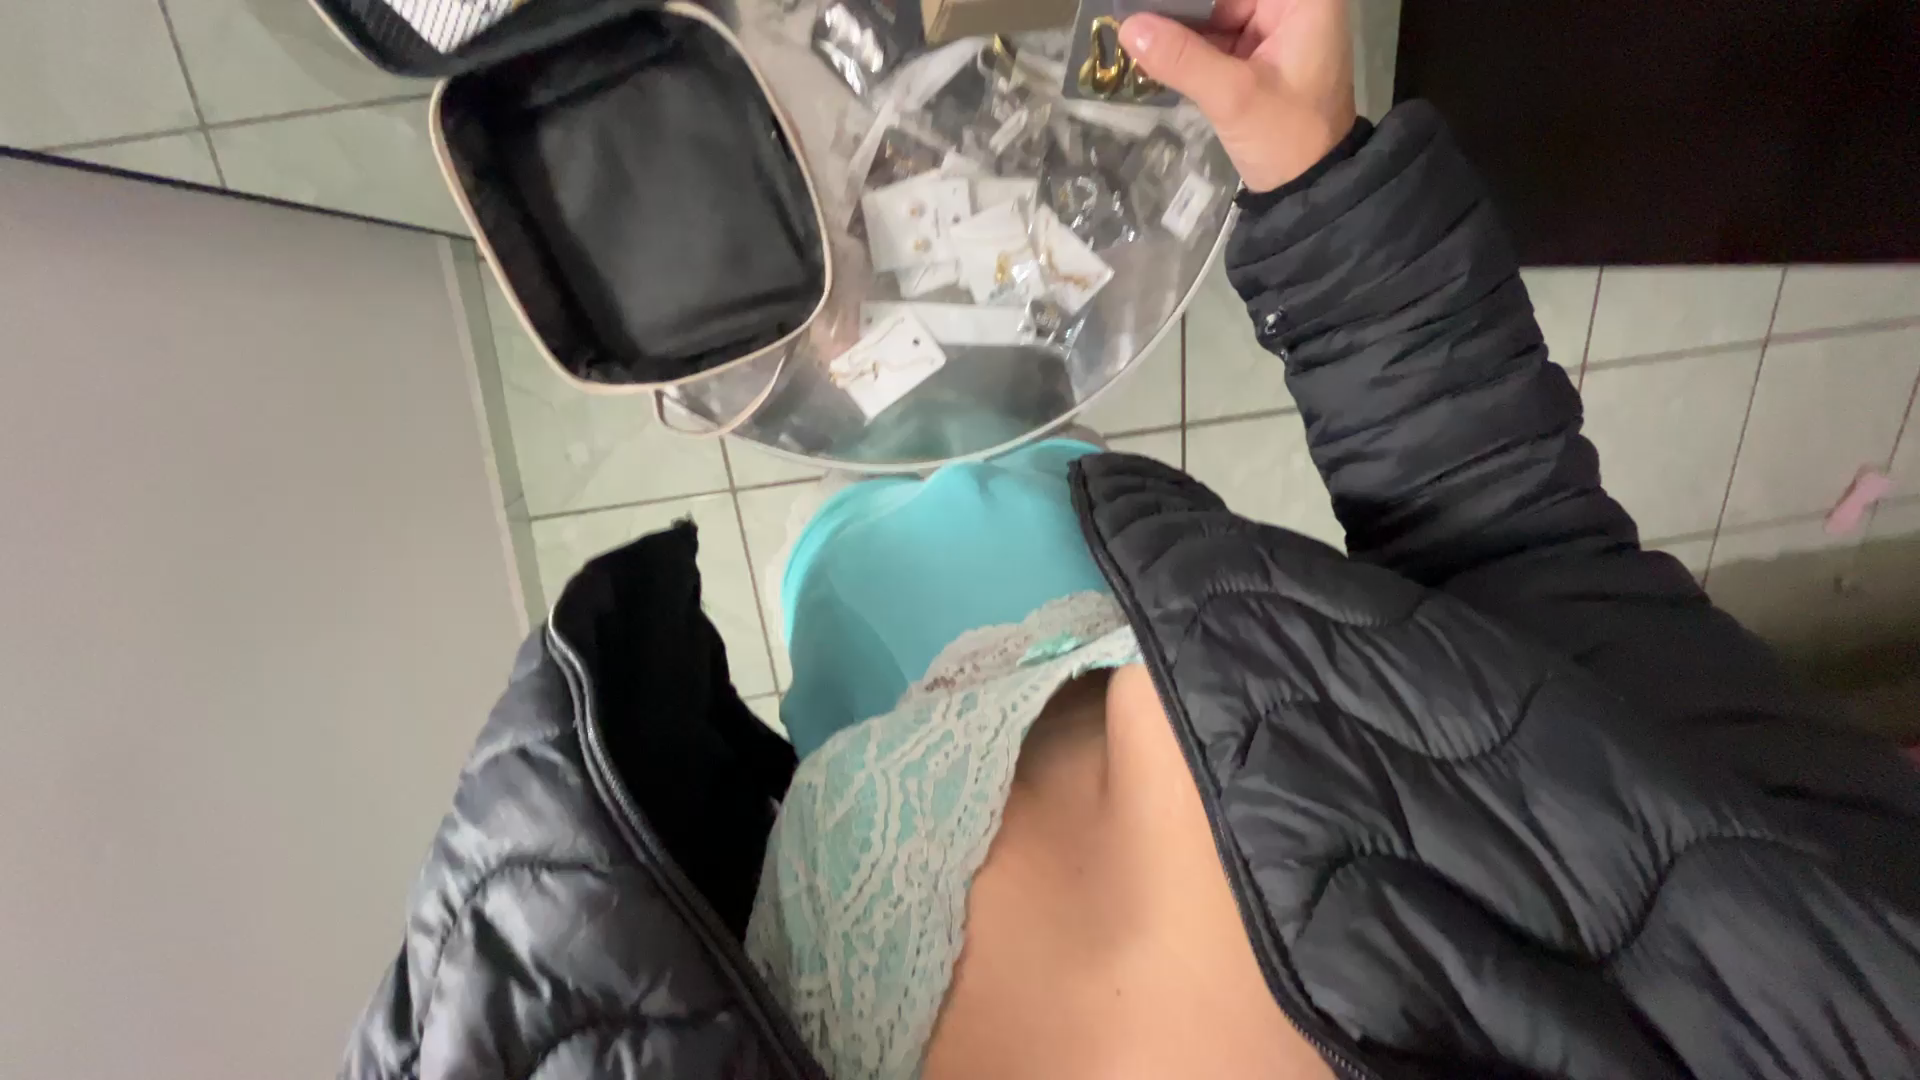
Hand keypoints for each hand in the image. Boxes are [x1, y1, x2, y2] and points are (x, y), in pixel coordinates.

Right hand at [1121, 0, 1356, 192]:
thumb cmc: (1285, 137)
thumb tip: (1128, 27)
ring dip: (1179, 28)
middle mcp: (1291, 4)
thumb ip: (1182, 59)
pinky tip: (1153, 52)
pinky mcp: (1258, 59)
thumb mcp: (1232, 96)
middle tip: (1131, 14)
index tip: (1147, 4)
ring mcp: (1274, 32)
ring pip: (1215, 15)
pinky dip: (1188, 50)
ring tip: (1134, 30)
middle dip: (1181, 8)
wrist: (1309, 188)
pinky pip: (1216, 42)